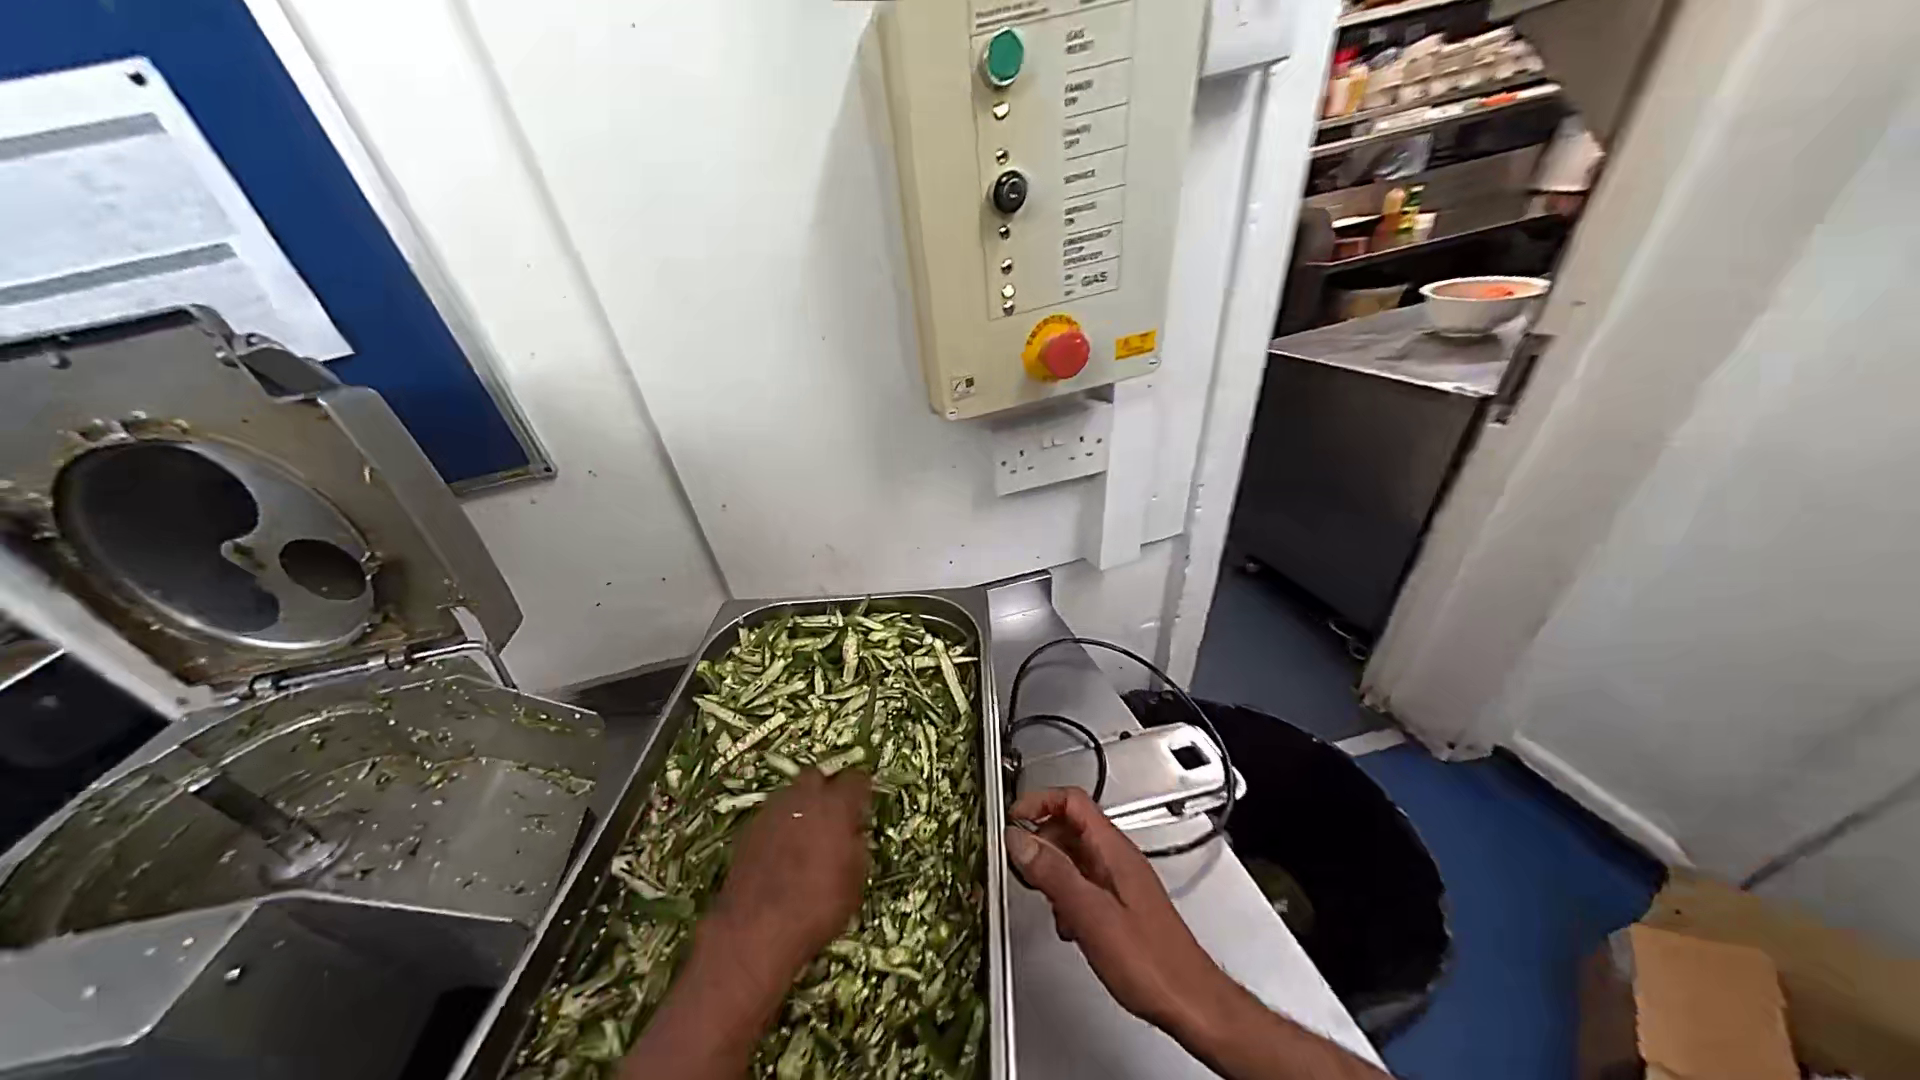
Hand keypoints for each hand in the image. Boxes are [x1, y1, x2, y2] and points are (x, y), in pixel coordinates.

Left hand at [708, 767, 872, 982]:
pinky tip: (784, 853)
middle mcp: (803, 798)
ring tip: (808, 836)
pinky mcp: (748, 830)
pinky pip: (772, 817)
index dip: (862, 792)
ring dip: (802, 807)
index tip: (863, 808)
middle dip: (828, 792)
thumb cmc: (817, 907)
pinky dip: (781, 827)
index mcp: (836, 805)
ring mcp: (771, 812)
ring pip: (791, 795)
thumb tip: (854, 834)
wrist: (755, 931)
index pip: (856, 780)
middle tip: (835, 818)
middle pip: (818, 777)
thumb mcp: (855, 880)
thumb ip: (857, 846)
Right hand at [1004, 786, 1225, 1031]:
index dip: (1039, 802)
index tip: (1013, 818)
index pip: (1072, 800)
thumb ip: (1052, 873)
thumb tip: (1019, 840)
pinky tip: (1064, 920)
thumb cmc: (1153, 964)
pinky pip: (1082, 883)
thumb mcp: (1091, 913)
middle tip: (1019, 860)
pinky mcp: (1118, 904)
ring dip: (1050, 869)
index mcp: (1112, 850)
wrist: (1191, 1003)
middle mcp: (1117, 859)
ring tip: (1041, 893)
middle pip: (1069, 825)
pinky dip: (1064, 894)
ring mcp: (1118, 881)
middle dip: (1039, 838)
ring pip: (1074, 855)